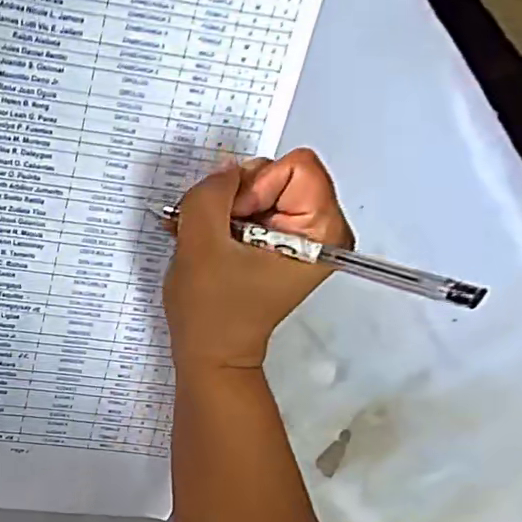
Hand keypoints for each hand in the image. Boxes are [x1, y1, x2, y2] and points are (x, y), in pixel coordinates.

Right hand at [164, 149, 352, 371]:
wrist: (209, 353)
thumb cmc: (211, 309)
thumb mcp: (201, 245)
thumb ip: (209, 197)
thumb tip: (222, 171)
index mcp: (322, 231)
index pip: (294, 168)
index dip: (252, 188)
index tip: (231, 225)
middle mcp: (319, 228)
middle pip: (275, 174)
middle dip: (233, 197)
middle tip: (211, 232)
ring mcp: (296, 236)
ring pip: (255, 188)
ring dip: (219, 209)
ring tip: (200, 239)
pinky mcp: (274, 243)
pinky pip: (248, 208)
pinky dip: (219, 218)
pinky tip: (200, 240)